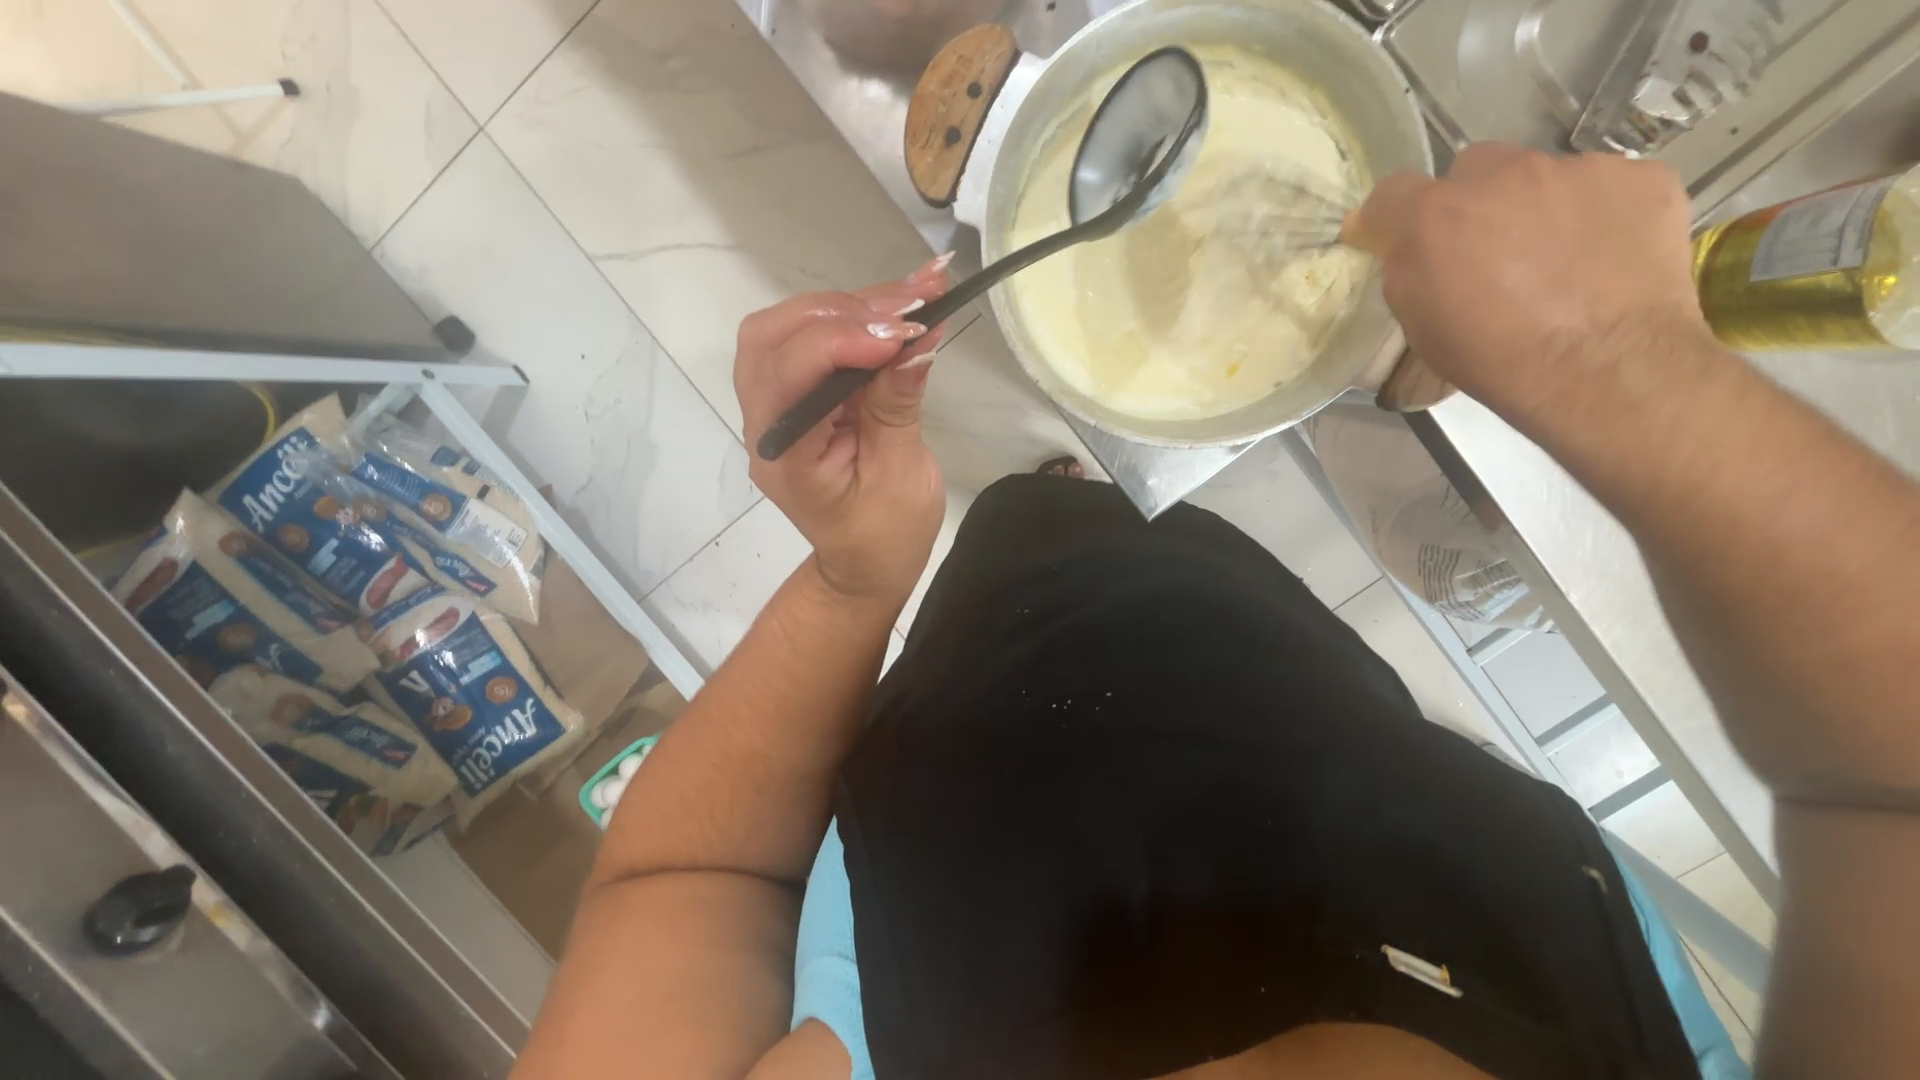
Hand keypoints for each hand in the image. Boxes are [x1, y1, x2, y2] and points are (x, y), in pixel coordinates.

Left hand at [734, 255, 954, 604]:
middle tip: (909, 307)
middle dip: (841, 311)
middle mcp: (766, 422)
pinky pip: (814, 341)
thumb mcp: (899, 477)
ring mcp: (777, 405)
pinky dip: (857, 317)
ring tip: (917, 295)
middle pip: (773, 336)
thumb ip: (897, 406)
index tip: (903, 331)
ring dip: (851, 306)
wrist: (865, 565)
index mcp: (785, 454)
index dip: (841, 341)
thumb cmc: (884, 536)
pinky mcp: (801, 395)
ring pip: (789, 328)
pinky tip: (902, 305)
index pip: (789, 375)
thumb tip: (915, 342)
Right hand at [1345, 143, 1715, 421]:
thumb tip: (1409, 246)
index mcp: (1436, 215)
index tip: (1396, 237)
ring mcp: (1577, 169)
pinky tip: (1603, 258)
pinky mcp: (1640, 176)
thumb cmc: (1494, 356)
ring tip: (1557, 260)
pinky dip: (1598, 215)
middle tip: (1488, 251)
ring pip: (1543, 176)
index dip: (1391, 215)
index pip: (1391, 191)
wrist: (1602, 366)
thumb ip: (1407, 269)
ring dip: (1537, 208)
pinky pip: (1605, 186)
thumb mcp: (1420, 323)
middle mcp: (1502, 175)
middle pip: (1474, 170)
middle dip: (1472, 202)